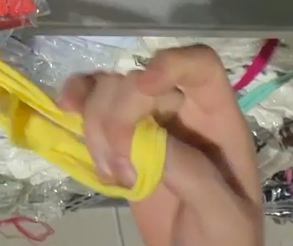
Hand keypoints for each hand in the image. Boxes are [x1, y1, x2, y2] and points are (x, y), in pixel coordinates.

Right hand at [61, 46, 264, 245]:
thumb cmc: (222, 244)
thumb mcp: (226, 219)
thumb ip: (194, 175)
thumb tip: (145, 139)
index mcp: (215, 119)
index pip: (200, 65)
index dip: (171, 64)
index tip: (144, 89)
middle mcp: (178, 107)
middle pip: (139, 78)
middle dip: (120, 117)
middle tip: (123, 168)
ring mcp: (144, 118)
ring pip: (108, 87)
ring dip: (97, 125)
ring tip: (111, 174)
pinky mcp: (115, 132)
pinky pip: (89, 97)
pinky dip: (75, 96)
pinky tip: (67, 111)